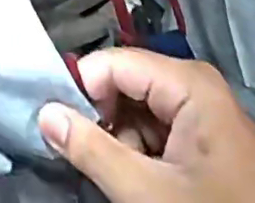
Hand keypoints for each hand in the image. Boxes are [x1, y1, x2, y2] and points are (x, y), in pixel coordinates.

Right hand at [38, 48, 254, 202]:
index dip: (81, 90)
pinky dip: (143, 153)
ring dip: (122, 141)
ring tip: (126, 182)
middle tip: (95, 161)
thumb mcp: (148, 193)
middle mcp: (197, 84)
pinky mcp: (210, 140)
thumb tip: (44, 113)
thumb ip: (91, 149)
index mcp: (188, 82)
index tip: (59, 126)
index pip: (113, 63)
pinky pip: (160, 129)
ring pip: (140, 109)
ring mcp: (207, 112)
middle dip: (105, 120)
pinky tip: (145, 184)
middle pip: (126, 84)